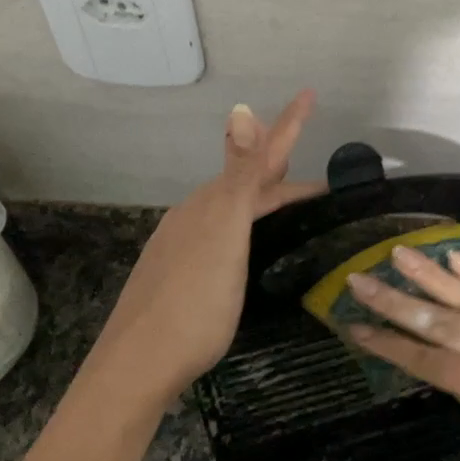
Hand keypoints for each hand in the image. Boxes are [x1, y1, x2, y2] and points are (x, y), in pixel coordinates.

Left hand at [96, 92, 323, 399]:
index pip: (257, 157)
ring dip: (263, 202)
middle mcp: (194, 218)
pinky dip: (247, 228)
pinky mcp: (181, 276)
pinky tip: (250, 247)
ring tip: (292, 210)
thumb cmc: (193, 303)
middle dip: (281, 174)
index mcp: (210, 205)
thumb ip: (238, 176)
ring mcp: (183, 247)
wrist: (139, 365)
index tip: (312, 95)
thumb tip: (241, 110)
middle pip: (246, 185)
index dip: (287, 128)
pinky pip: (223, 235)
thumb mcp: (224, 235)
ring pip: (233, 211)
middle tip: (321, 183)